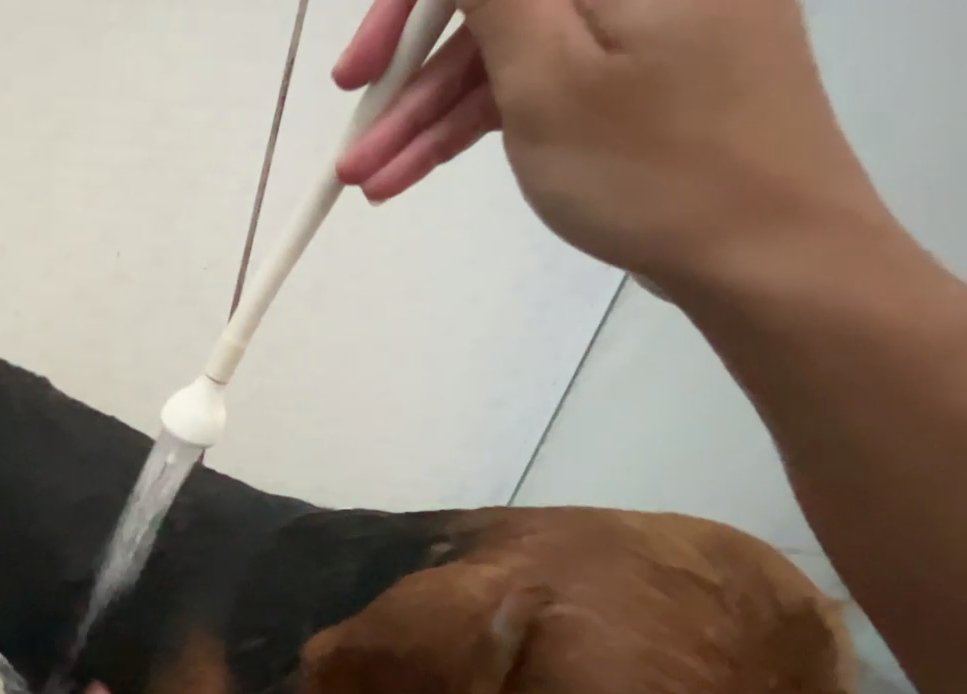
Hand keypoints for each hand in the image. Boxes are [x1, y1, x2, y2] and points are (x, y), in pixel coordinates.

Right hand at [333, 0, 889, 290]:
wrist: (761, 247)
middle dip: (411, 75)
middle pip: (493, 3)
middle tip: (354, 144)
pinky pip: (537, 77)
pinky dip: (474, 123)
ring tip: (368, 182)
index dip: (406, 7)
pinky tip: (413, 172)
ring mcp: (640, 16)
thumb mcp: (549, 78)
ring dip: (428, 116)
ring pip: (506, 50)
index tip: (356, 74)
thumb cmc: (652, 166)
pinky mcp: (636, 64)